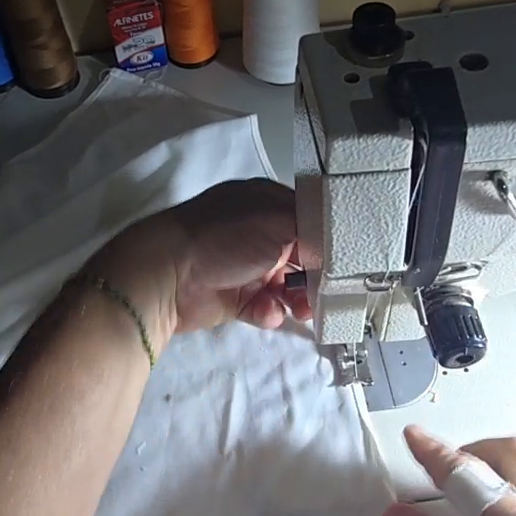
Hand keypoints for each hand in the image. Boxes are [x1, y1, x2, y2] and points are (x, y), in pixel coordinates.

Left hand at [87, 179, 310, 339]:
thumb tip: (332, 246)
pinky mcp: (233, 298)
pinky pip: (264, 307)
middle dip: (318, 275)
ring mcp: (244, 266)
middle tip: (329, 294)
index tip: (348, 262)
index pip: (309, 219)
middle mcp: (257, 232)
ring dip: (298, 298)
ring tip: (301, 310)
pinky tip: (268, 311)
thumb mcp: (278, 220)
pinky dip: (270, 311)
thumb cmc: (225, 238)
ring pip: (286, 286)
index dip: (328, 240)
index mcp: (265, 204)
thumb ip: (313, 229)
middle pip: (302, 256)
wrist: (167, 274)